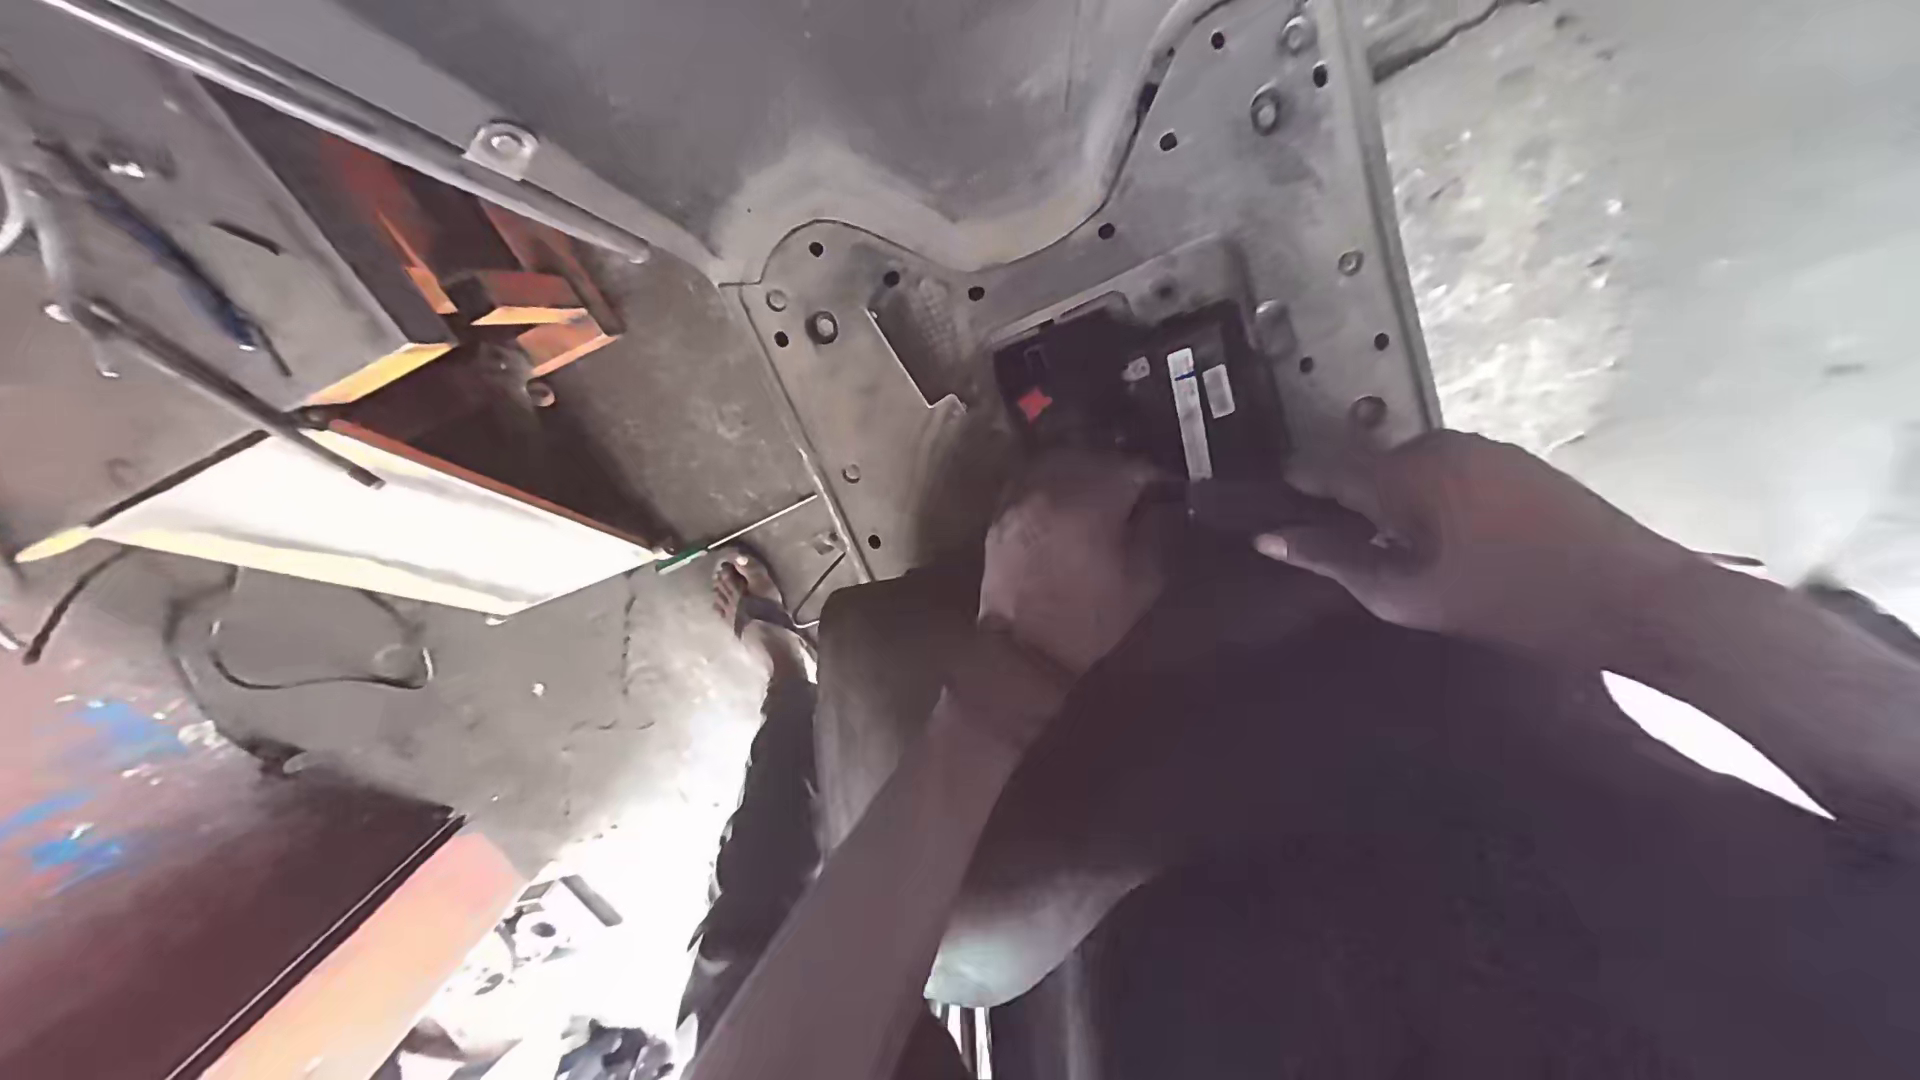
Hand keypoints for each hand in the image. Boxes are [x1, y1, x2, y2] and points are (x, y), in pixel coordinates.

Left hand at [977, 452, 1169, 676]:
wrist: (1025, 649)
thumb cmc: (1090, 620)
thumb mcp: (1143, 581)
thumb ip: (1158, 531)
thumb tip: (1162, 502)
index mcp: (1091, 503)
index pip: (1133, 467)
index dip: (1155, 478)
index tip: (1164, 492)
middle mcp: (1051, 488)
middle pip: (1094, 455)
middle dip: (1118, 469)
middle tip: (1134, 490)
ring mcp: (1020, 497)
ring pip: (1059, 459)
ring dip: (1083, 469)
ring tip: (1099, 491)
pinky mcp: (1000, 511)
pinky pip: (1031, 478)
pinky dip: (1051, 481)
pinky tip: (1064, 499)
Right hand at [1255, 431, 1696, 666]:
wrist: (1640, 598)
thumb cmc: (1507, 602)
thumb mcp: (1402, 593)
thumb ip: (1329, 559)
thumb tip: (1266, 538)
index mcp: (1402, 474)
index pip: (1320, 469)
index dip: (1292, 491)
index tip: (1275, 513)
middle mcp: (1434, 444)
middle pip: (1362, 469)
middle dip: (1347, 504)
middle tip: (1352, 554)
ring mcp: (1479, 445)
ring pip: (1402, 469)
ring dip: (1389, 502)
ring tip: (1403, 550)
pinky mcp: (1510, 456)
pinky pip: (1441, 469)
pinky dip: (1426, 496)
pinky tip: (1447, 537)